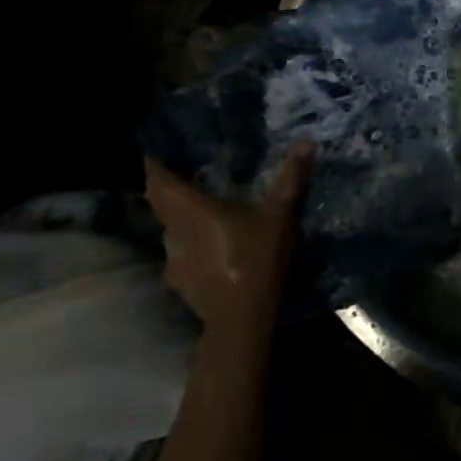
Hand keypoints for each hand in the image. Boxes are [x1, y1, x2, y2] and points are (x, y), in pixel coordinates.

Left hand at [143, 147, 310, 335]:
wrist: (240, 320)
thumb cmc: (257, 260)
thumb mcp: (279, 216)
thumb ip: (290, 178)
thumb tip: (306, 140)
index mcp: (192, 210)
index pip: (159, 181)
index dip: (153, 163)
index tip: (156, 148)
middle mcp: (175, 230)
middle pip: (159, 202)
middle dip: (164, 185)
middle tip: (180, 170)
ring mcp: (174, 258)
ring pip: (168, 228)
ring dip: (176, 215)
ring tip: (195, 206)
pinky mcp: (180, 280)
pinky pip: (178, 252)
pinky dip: (187, 243)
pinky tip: (204, 246)